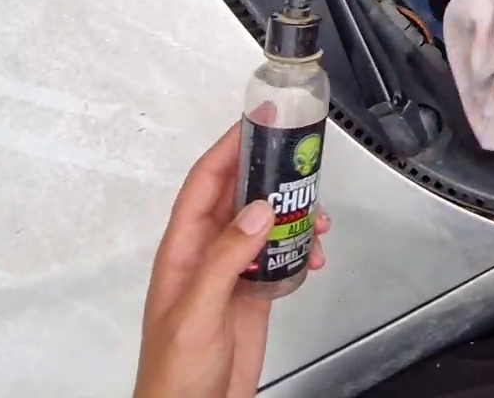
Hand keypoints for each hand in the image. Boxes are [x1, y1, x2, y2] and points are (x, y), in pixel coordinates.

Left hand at [134, 124, 330, 397]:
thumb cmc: (174, 377)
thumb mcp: (197, 312)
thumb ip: (225, 259)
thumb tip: (258, 210)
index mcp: (184, 248)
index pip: (206, 181)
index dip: (229, 147)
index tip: (257, 122)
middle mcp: (209, 252)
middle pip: (242, 193)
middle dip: (273, 173)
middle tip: (302, 157)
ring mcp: (233, 270)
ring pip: (267, 220)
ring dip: (296, 211)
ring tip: (319, 214)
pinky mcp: (255, 289)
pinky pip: (281, 251)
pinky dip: (303, 246)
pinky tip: (316, 253)